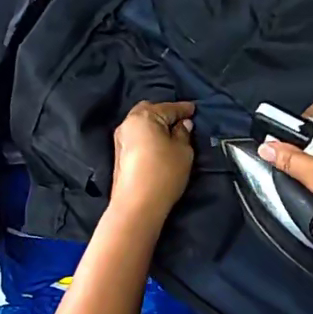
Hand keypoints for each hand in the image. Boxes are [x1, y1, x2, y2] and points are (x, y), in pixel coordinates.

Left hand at [110, 100, 195, 222]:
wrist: (137, 205)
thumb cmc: (163, 174)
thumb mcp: (183, 152)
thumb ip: (184, 134)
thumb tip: (182, 124)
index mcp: (144, 116)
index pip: (169, 108)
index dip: (183, 109)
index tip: (194, 109)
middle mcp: (128, 123)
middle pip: (149, 111)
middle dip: (165, 113)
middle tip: (181, 121)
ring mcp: (120, 139)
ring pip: (141, 124)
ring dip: (155, 125)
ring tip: (171, 132)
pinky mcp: (119, 154)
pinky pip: (137, 136)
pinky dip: (148, 136)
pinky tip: (158, 143)